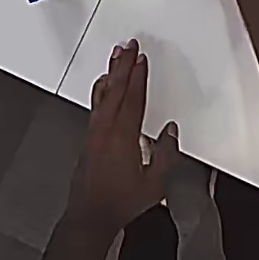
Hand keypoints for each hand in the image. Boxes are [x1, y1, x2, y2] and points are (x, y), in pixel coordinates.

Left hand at [61, 40, 178, 243]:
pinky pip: (96, 103)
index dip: (138, 75)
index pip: (133, 97)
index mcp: (123, 135)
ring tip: (116, 55)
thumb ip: (165, 154)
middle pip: (116, 88)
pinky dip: (102, 88)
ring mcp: (94, 131)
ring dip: (111, 72)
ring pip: (103, 93)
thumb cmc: (121, 201)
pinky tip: (103, 83)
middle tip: (129, 45)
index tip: (141, 58)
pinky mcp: (89, 136)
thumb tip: (170, 131)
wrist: (90, 214)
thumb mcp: (154, 183)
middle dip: (124, 64)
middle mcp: (105, 128)